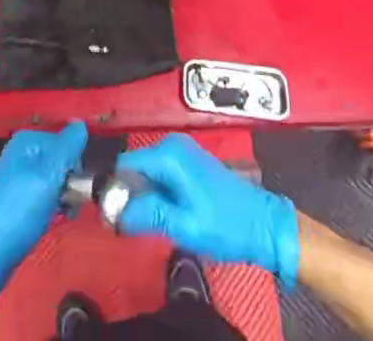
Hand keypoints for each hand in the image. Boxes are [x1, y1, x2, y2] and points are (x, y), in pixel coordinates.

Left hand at [0, 121, 87, 311]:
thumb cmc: (20, 211)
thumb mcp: (49, 175)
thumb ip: (68, 147)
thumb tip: (81, 125)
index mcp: (26, 142)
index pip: (67, 143)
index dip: (74, 164)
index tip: (73, 185)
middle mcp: (21, 154)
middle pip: (62, 159)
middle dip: (69, 180)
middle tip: (66, 201)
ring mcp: (18, 176)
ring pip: (56, 177)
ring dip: (63, 194)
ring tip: (60, 212)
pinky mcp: (18, 196)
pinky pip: (45, 192)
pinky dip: (52, 203)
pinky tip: (51, 215)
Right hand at [117, 133, 299, 285]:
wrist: (260, 224)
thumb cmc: (225, 225)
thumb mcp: (183, 225)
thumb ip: (147, 214)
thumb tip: (114, 211)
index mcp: (171, 155)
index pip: (124, 165)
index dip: (114, 191)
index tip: (112, 218)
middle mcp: (174, 146)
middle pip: (134, 168)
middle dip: (128, 195)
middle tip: (131, 226)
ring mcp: (183, 154)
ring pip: (145, 174)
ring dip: (141, 197)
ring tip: (148, 223)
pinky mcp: (189, 164)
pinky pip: (159, 176)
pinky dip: (155, 194)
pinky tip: (163, 215)